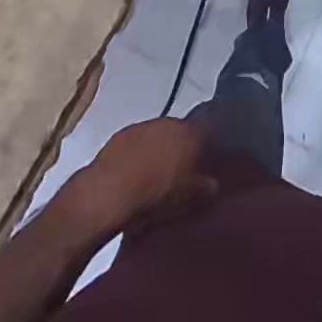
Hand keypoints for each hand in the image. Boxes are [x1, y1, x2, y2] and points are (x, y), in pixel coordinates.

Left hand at [56, 118, 211, 235]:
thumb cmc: (156, 195)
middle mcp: (167, 123)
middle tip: (179, 170)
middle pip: (179, 131)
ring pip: (157, 135)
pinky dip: (137, 153)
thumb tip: (212, 184)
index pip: (206, 129)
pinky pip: (136, 142)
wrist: (108, 194)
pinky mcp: (119, 135)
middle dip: (180, 147)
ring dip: (157, 149)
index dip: (206, 144)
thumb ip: (206, 188)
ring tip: (153, 174)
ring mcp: (142, 127)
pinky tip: (132, 173)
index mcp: (189, 134)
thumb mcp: (189, 198)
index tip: (205, 158)